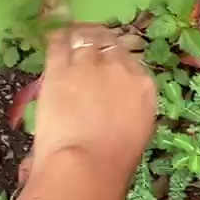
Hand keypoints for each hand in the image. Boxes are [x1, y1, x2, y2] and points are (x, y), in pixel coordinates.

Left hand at [30, 24, 155, 184]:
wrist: (86, 164)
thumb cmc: (116, 160)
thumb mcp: (139, 128)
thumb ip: (134, 104)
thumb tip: (123, 99)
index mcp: (142, 84)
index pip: (131, 59)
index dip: (119, 57)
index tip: (111, 61)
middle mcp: (118, 67)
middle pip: (110, 45)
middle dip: (101, 43)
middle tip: (93, 45)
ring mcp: (87, 64)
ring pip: (84, 39)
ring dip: (80, 37)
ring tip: (74, 36)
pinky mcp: (59, 69)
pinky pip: (59, 44)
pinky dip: (59, 38)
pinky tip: (57, 36)